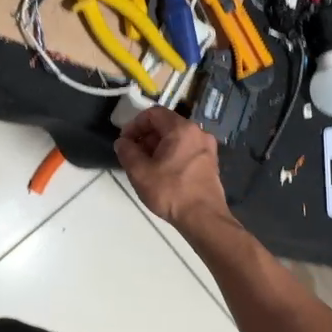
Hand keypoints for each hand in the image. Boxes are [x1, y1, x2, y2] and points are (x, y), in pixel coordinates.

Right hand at [116, 107, 233, 228]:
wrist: (203, 218)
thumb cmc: (170, 191)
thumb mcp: (139, 172)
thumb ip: (127, 152)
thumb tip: (122, 142)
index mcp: (181, 129)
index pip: (153, 114)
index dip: (134, 124)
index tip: (124, 141)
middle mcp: (198, 133)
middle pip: (166, 125)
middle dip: (145, 136)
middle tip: (132, 154)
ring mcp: (207, 148)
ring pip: (176, 138)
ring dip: (157, 147)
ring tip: (145, 166)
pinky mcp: (210, 163)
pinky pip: (186, 150)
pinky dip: (171, 155)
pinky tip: (162, 173)